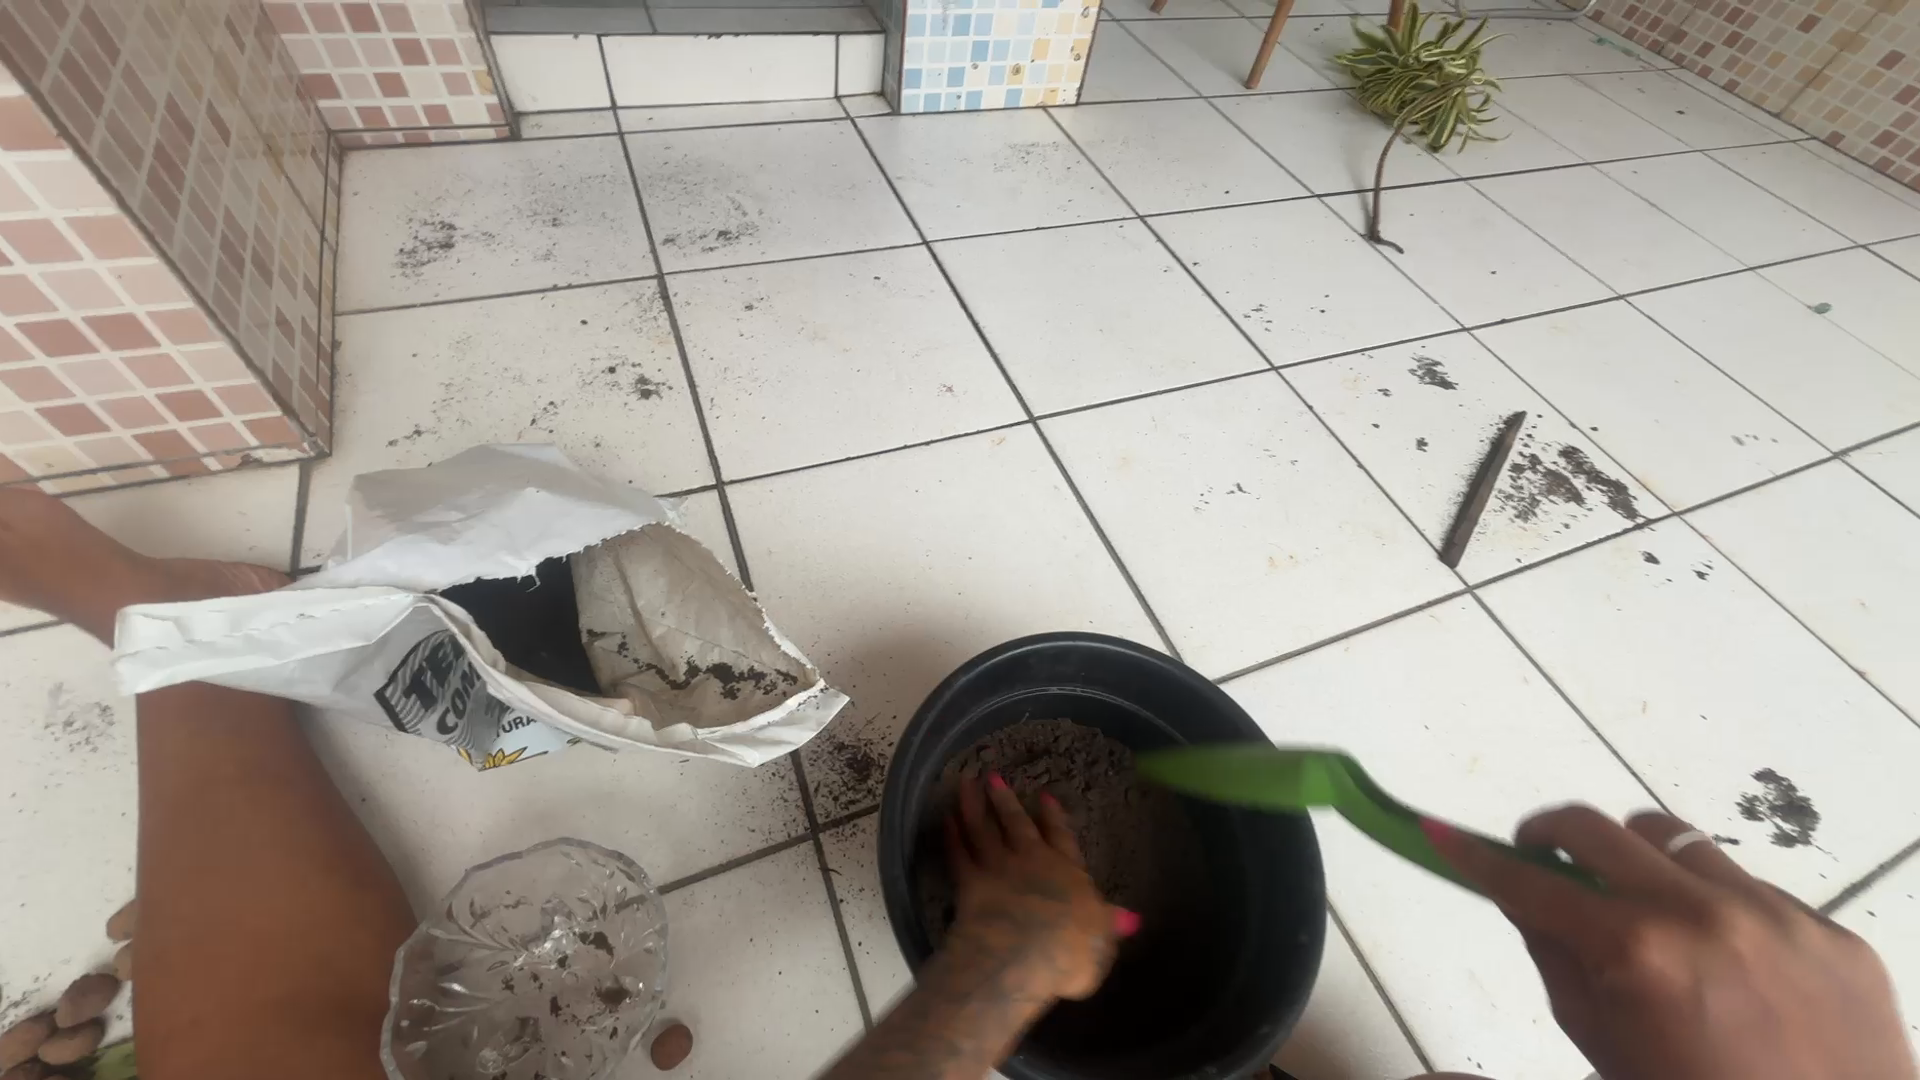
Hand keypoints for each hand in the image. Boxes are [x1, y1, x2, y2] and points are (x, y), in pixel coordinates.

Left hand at [944, 773, 1132, 1001]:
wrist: (1024, 955)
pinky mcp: (970, 882)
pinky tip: (947, 820)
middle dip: (1004, 799)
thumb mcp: (1102, 940)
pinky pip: (959, 853)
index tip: (1044, 796)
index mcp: (1066, 872)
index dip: (1053, 818)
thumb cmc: (1070, 951)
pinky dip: (952, 835)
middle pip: (1016, 824)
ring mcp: (998, 868)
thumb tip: (1133, 918)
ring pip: (983, 830)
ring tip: (964, 783)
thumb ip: (1111, 924)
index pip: (1060, 838)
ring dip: (973, 806)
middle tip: (992, 776)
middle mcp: (1030, 861)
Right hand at [1429, 805, 1915, 1079]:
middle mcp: (1702, 916)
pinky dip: (1711, 904)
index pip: (1527, 883)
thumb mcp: (1596, 1034)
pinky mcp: (1834, 934)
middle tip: (1543, 859)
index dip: (1474, 856)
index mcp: (1636, 951)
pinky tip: (1723, 954)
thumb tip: (1521, 893)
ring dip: (1635, 861)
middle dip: (1550, 835)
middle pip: (1592, 826)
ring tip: (1643, 905)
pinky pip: (1745, 884)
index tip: (1438, 831)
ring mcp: (1778, 918)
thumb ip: (1550, 950)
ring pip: (1669, 838)